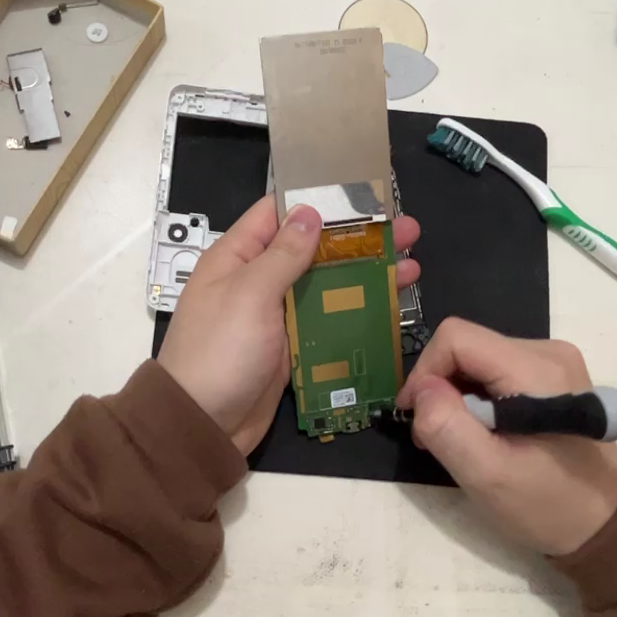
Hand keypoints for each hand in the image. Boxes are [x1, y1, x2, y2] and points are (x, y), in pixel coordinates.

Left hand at [159, 197, 419, 454]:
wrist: (204, 424)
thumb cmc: (219, 352)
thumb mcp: (248, 295)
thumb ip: (282, 255)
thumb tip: (309, 213)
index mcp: (237, 257)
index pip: (278, 213)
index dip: (320, 200)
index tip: (364, 192)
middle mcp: (257, 280)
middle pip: (312, 248)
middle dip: (358, 237)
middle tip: (407, 229)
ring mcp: (276, 314)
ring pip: (326, 284)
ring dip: (366, 272)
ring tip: (412, 264)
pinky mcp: (292, 345)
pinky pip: (328, 319)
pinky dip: (356, 309)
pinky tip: (390, 302)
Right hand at [397, 319, 616, 555]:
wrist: (609, 524)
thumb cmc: (549, 505)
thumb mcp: (488, 476)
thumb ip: (448, 428)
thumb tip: (422, 389)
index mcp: (537, 370)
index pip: (457, 338)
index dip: (425, 372)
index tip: (415, 415)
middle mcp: (548, 352)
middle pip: (467, 346)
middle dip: (440, 387)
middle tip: (437, 438)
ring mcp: (553, 361)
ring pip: (477, 358)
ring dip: (457, 395)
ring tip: (460, 440)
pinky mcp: (552, 374)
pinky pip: (495, 370)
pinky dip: (477, 398)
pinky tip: (483, 432)